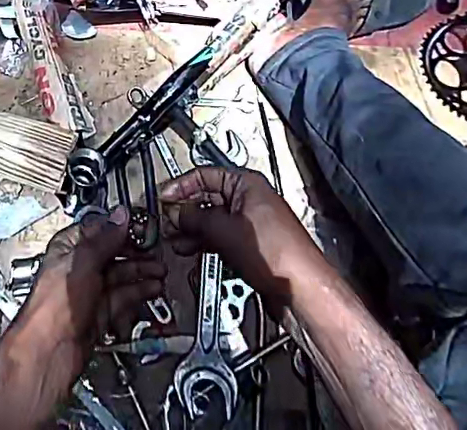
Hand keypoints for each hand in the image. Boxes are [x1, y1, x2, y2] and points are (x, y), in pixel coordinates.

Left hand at [7, 208, 164, 393]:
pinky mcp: (99, 314)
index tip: (142, 227)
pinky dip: (138, 292)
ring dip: (140, 272)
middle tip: (156, 250)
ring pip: (120, 275)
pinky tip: (152, 288)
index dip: (120, 227)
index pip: (99, 229)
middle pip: (112, 253)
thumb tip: (121, 216)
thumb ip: (105, 239)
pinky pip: (122, 297)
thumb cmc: (55, 303)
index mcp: (69, 247)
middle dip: (135, 251)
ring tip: (160, 270)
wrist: (50, 351)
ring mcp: (90, 291)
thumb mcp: (84, 261)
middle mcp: (79, 267)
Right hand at [158, 166, 324, 311]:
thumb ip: (194, 217)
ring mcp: (251, 224)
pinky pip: (222, 238)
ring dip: (192, 229)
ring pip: (213, 220)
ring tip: (175, 240)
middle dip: (186, 211)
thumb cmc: (276, 254)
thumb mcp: (224, 230)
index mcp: (246, 184)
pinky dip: (205, 243)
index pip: (204, 175)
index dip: (182, 185)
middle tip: (167, 222)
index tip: (164, 197)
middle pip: (208, 197)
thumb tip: (176, 211)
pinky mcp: (252, 247)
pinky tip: (191, 251)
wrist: (302, 293)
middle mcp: (249, 199)